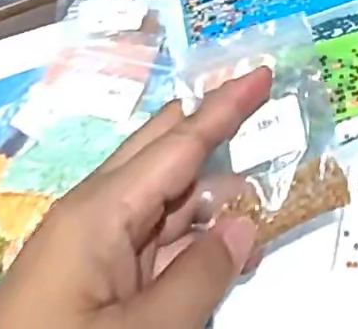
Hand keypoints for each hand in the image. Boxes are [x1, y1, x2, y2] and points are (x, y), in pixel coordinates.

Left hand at [0, 68, 271, 328]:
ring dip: (212, 205)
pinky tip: (221, 258)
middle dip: (218, 140)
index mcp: (100, 210)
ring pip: (166, 204)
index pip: (180, 140)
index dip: (226, 105)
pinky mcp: (89, 285)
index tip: (262, 71)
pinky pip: (153, 247)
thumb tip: (242, 226)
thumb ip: (199, 279)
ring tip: (262, 217)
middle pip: (168, 156)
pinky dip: (191, 245)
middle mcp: (95, 215)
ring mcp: (90, 251)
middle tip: (268, 122)